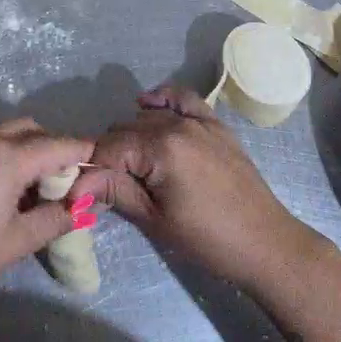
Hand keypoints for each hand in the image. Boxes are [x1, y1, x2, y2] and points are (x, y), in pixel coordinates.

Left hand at [0, 117, 94, 296]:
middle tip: (67, 179)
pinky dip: (7, 151)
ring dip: (29, 148)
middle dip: (54, 147)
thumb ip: (55, 218)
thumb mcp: (17, 240)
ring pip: (9, 131)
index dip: (82, 150)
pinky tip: (8, 184)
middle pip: (33, 129)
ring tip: (37, 185)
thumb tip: (82, 207)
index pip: (58, 144)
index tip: (100, 159)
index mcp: (8, 156)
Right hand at [72, 85, 315, 282]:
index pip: (107, 147)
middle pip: (124, 129)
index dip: (93, 167)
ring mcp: (197, 120)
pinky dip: (162, 97)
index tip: (89, 187)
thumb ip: (114, 191)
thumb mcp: (154, 220)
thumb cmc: (208, 239)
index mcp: (159, 148)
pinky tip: (149, 106)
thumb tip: (74, 182)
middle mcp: (175, 124)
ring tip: (138, 166)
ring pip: (147, 115)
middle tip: (114, 183)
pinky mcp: (214, 123)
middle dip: (112, 153)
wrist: (266, 244)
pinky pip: (181, 96)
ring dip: (134, 135)